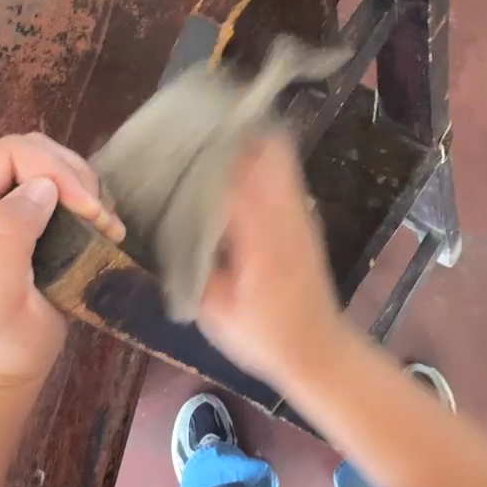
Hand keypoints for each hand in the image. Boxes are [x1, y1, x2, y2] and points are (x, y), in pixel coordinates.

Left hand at [0, 133, 124, 395]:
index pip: (4, 156)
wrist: (0, 373)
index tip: (90, 210)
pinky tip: (96, 224)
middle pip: (25, 152)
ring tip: (102, 225)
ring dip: (81, 186)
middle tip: (101, 220)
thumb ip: (5, 241)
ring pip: (43, 161)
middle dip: (71, 177)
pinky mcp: (12, 211)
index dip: (53, 170)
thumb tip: (40, 189)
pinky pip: (52, 181)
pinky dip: (82, 196)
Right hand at [197, 134, 358, 387]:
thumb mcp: (216, 313)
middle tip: (197, 136)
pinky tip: (235, 166)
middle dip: (233, 137)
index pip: (235, 181)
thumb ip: (193, 268)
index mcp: (260, 240)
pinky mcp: (306, 217)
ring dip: (250, 143)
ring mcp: (301, 213)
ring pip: (280, 156)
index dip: (209, 158)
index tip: (179, 144)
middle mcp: (285, 217)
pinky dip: (261, 158)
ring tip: (214, 143)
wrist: (319, 351)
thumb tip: (167, 232)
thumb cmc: (264, 337)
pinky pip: (285, 172)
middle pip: (266, 153)